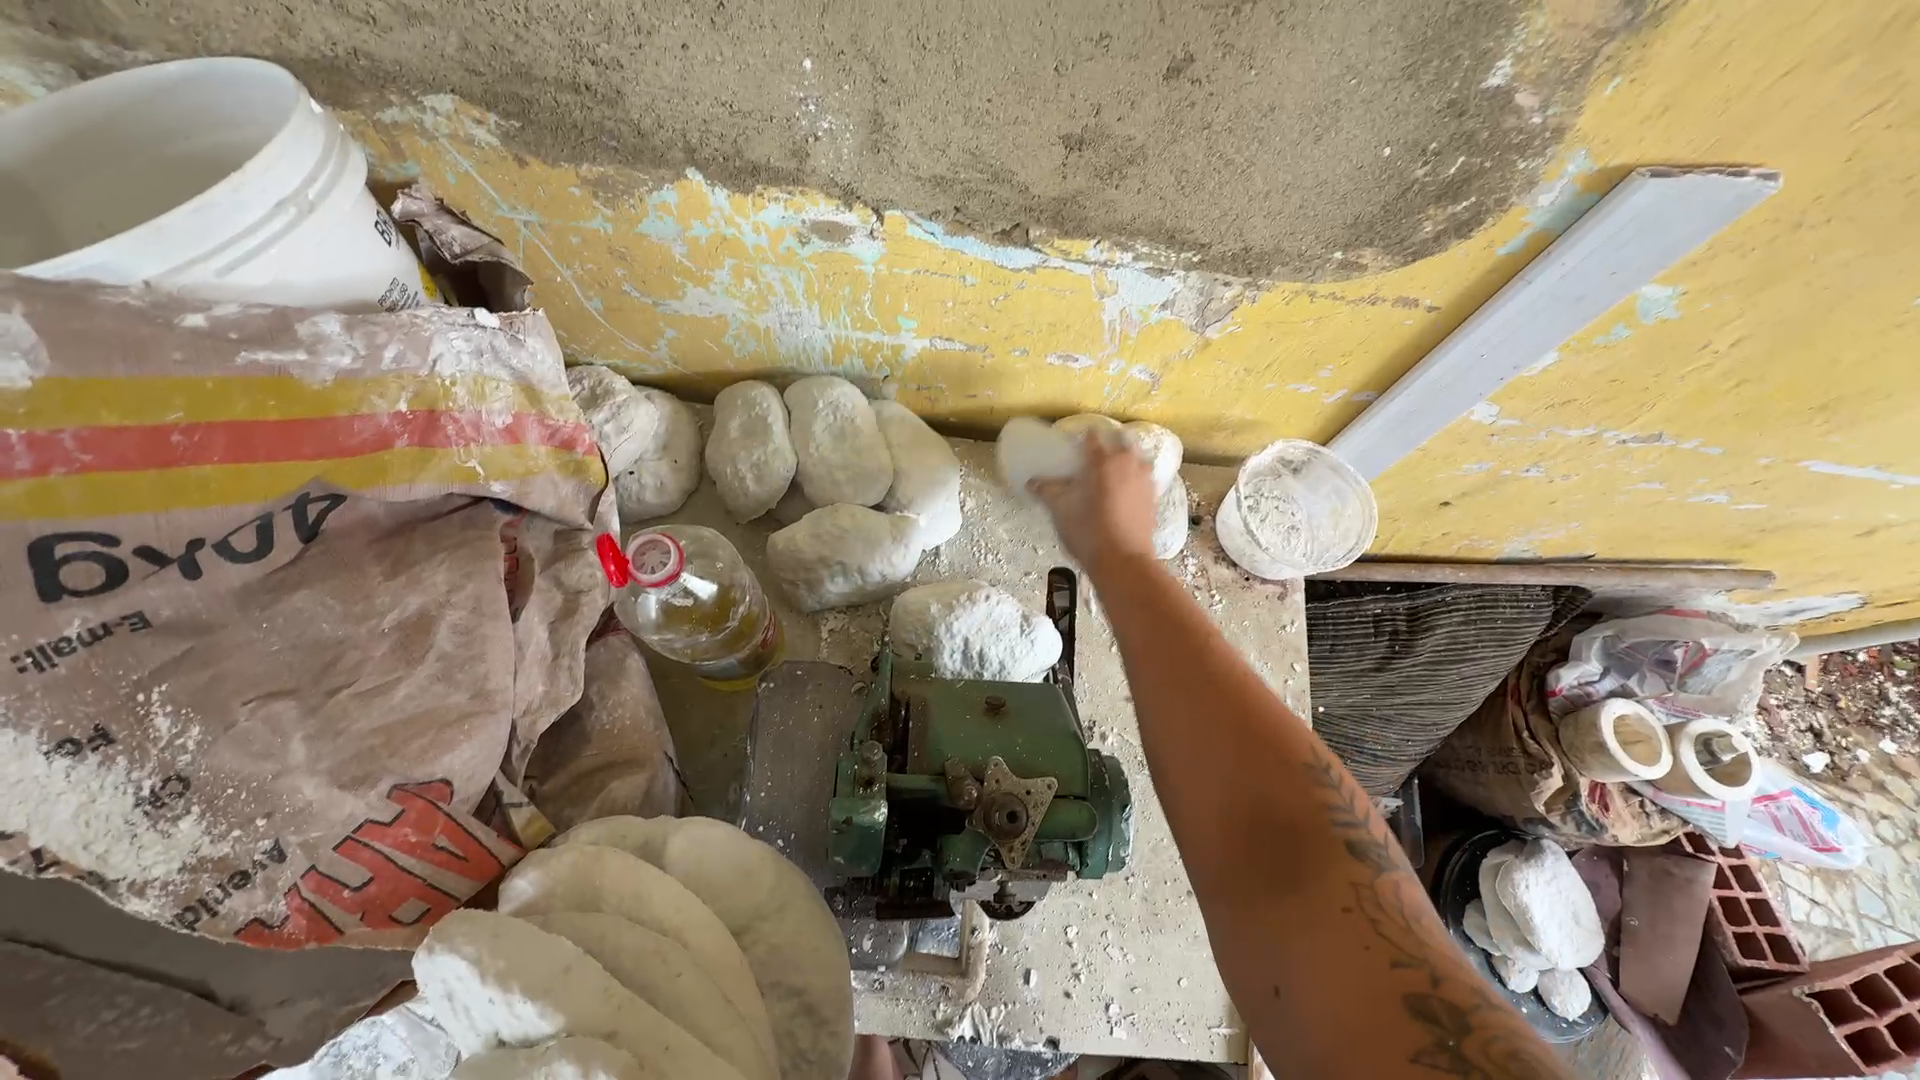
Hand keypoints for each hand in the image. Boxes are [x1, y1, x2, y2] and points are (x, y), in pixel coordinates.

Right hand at [1030, 432, 1157, 573]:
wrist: (1123, 561)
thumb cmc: (1088, 531)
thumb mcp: (1061, 510)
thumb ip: (1047, 491)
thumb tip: (1031, 482)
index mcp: (1103, 461)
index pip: (1093, 438)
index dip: (1084, 437)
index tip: (1077, 442)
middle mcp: (1128, 464)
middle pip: (1123, 442)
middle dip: (1111, 442)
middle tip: (1097, 453)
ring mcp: (1145, 481)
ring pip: (1139, 459)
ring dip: (1129, 459)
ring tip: (1116, 470)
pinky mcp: (1154, 499)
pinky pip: (1146, 480)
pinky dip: (1137, 479)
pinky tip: (1128, 491)